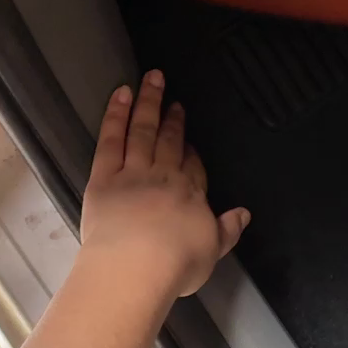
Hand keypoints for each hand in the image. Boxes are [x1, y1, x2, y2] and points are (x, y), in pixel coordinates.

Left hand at [79, 70, 250, 297]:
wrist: (137, 268)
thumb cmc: (176, 266)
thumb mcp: (212, 252)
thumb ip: (227, 231)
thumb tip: (243, 214)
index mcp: (191, 197)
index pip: (194, 169)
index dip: (193, 154)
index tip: (192, 143)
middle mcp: (165, 178)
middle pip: (170, 144)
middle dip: (174, 121)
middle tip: (175, 102)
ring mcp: (133, 174)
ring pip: (143, 132)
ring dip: (149, 104)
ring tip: (152, 80)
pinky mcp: (104, 177)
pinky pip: (111, 139)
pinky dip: (116, 115)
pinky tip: (122, 95)